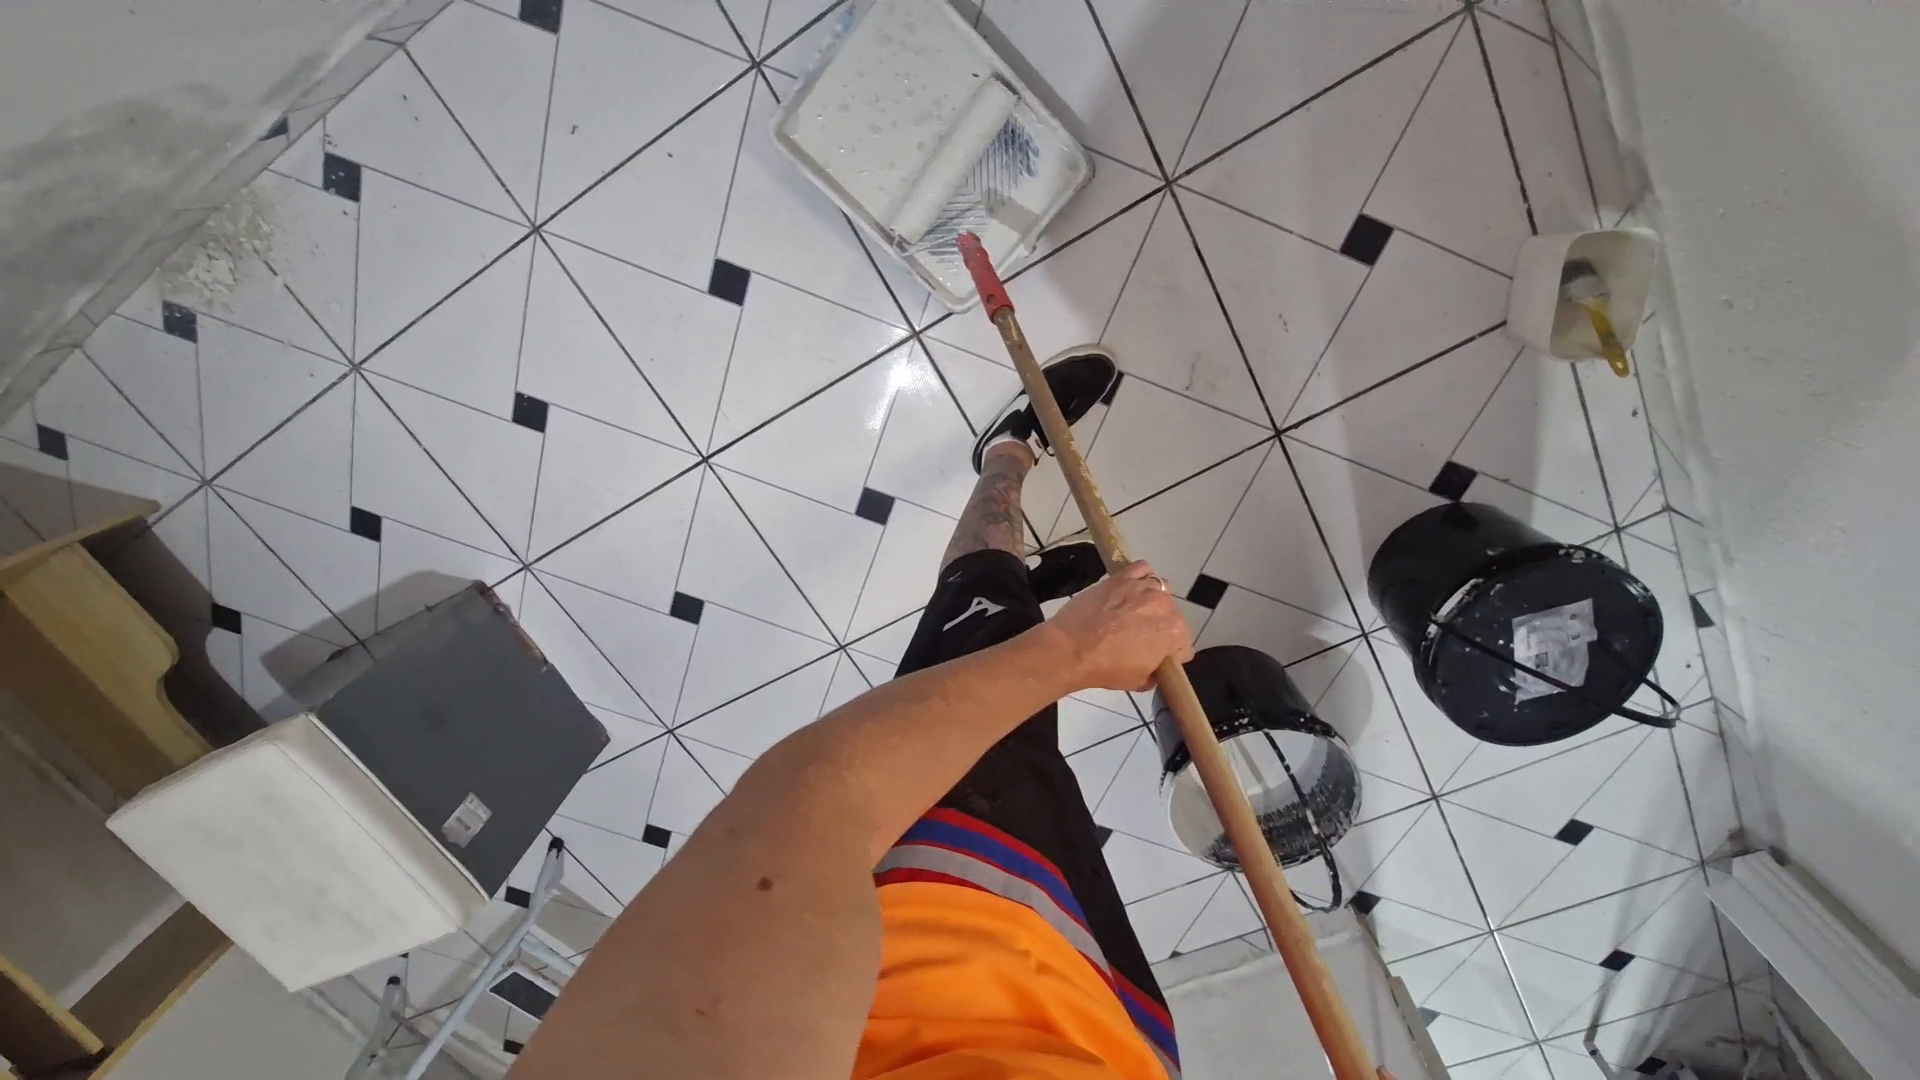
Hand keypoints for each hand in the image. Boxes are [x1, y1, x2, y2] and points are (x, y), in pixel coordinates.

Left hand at [1044, 561, 1194, 691]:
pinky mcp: (1122, 577)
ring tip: (1134, 612)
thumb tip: (1157, 667)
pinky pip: (1142, 568)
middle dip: (1161, 626)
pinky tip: (1130, 588)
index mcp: (1175, 633)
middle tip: (1140, 636)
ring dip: (1152, 600)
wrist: (1071, 648)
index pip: (1184, 644)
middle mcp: (1165, 606)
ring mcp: (1143, 588)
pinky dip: (1140, 576)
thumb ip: (1157, 672)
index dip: (1170, 652)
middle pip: (1173, 615)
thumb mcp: (1140, 682)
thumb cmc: (1106, 668)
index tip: (1156, 656)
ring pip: (1160, 589)